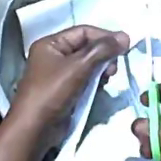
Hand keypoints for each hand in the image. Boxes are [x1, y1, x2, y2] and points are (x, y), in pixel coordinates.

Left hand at [9, 26, 128, 136]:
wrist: (35, 129)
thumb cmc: (52, 93)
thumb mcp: (78, 67)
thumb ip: (102, 50)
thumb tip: (125, 36)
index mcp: (50, 44)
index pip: (83, 31)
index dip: (105, 36)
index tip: (125, 46)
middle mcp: (53, 56)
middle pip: (86, 48)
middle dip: (103, 55)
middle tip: (113, 68)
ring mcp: (59, 75)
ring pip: (88, 65)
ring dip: (101, 70)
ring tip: (108, 79)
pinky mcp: (65, 91)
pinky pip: (85, 80)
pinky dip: (95, 82)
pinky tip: (101, 88)